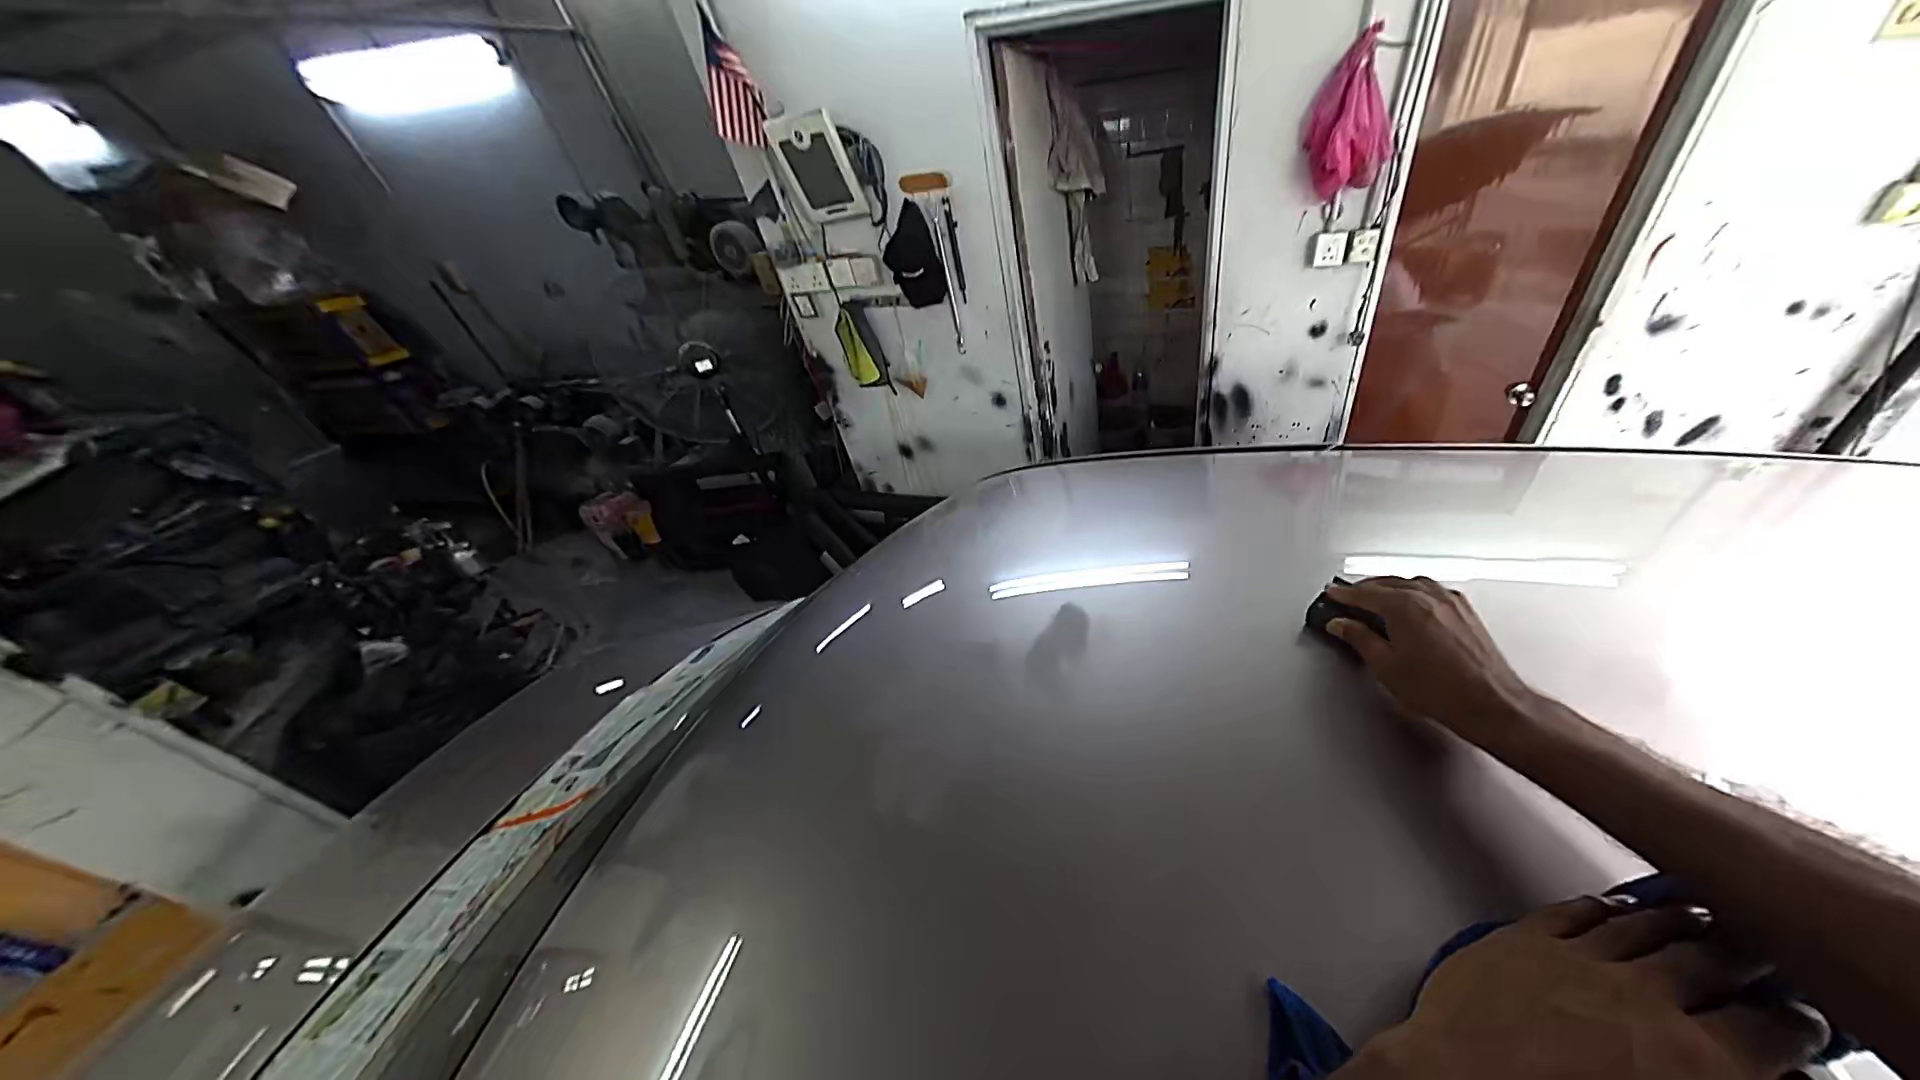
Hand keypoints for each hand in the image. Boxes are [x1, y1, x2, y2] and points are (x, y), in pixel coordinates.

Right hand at [1325, 577, 1535, 743]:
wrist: (1490, 704)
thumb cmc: (1444, 690)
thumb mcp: (1384, 665)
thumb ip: (1358, 638)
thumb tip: (1342, 625)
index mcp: (1405, 607)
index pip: (1363, 594)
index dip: (1342, 595)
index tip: (1332, 595)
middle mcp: (1430, 598)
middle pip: (1387, 583)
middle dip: (1364, 589)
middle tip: (1347, 598)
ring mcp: (1451, 603)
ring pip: (1411, 583)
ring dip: (1389, 587)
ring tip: (1375, 599)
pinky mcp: (1465, 612)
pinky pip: (1431, 590)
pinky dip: (1413, 591)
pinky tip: (1409, 604)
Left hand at [1342, 897, 1828, 1079]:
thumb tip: (1761, 1077)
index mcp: (1698, 1061)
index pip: (1771, 1032)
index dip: (1795, 1022)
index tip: (1802, 1015)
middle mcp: (1642, 998)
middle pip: (1707, 963)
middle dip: (1741, 954)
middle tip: (1758, 947)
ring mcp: (1575, 960)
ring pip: (1639, 928)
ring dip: (1673, 920)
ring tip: (1696, 913)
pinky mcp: (1520, 939)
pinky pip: (1568, 913)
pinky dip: (1596, 906)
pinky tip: (1607, 904)